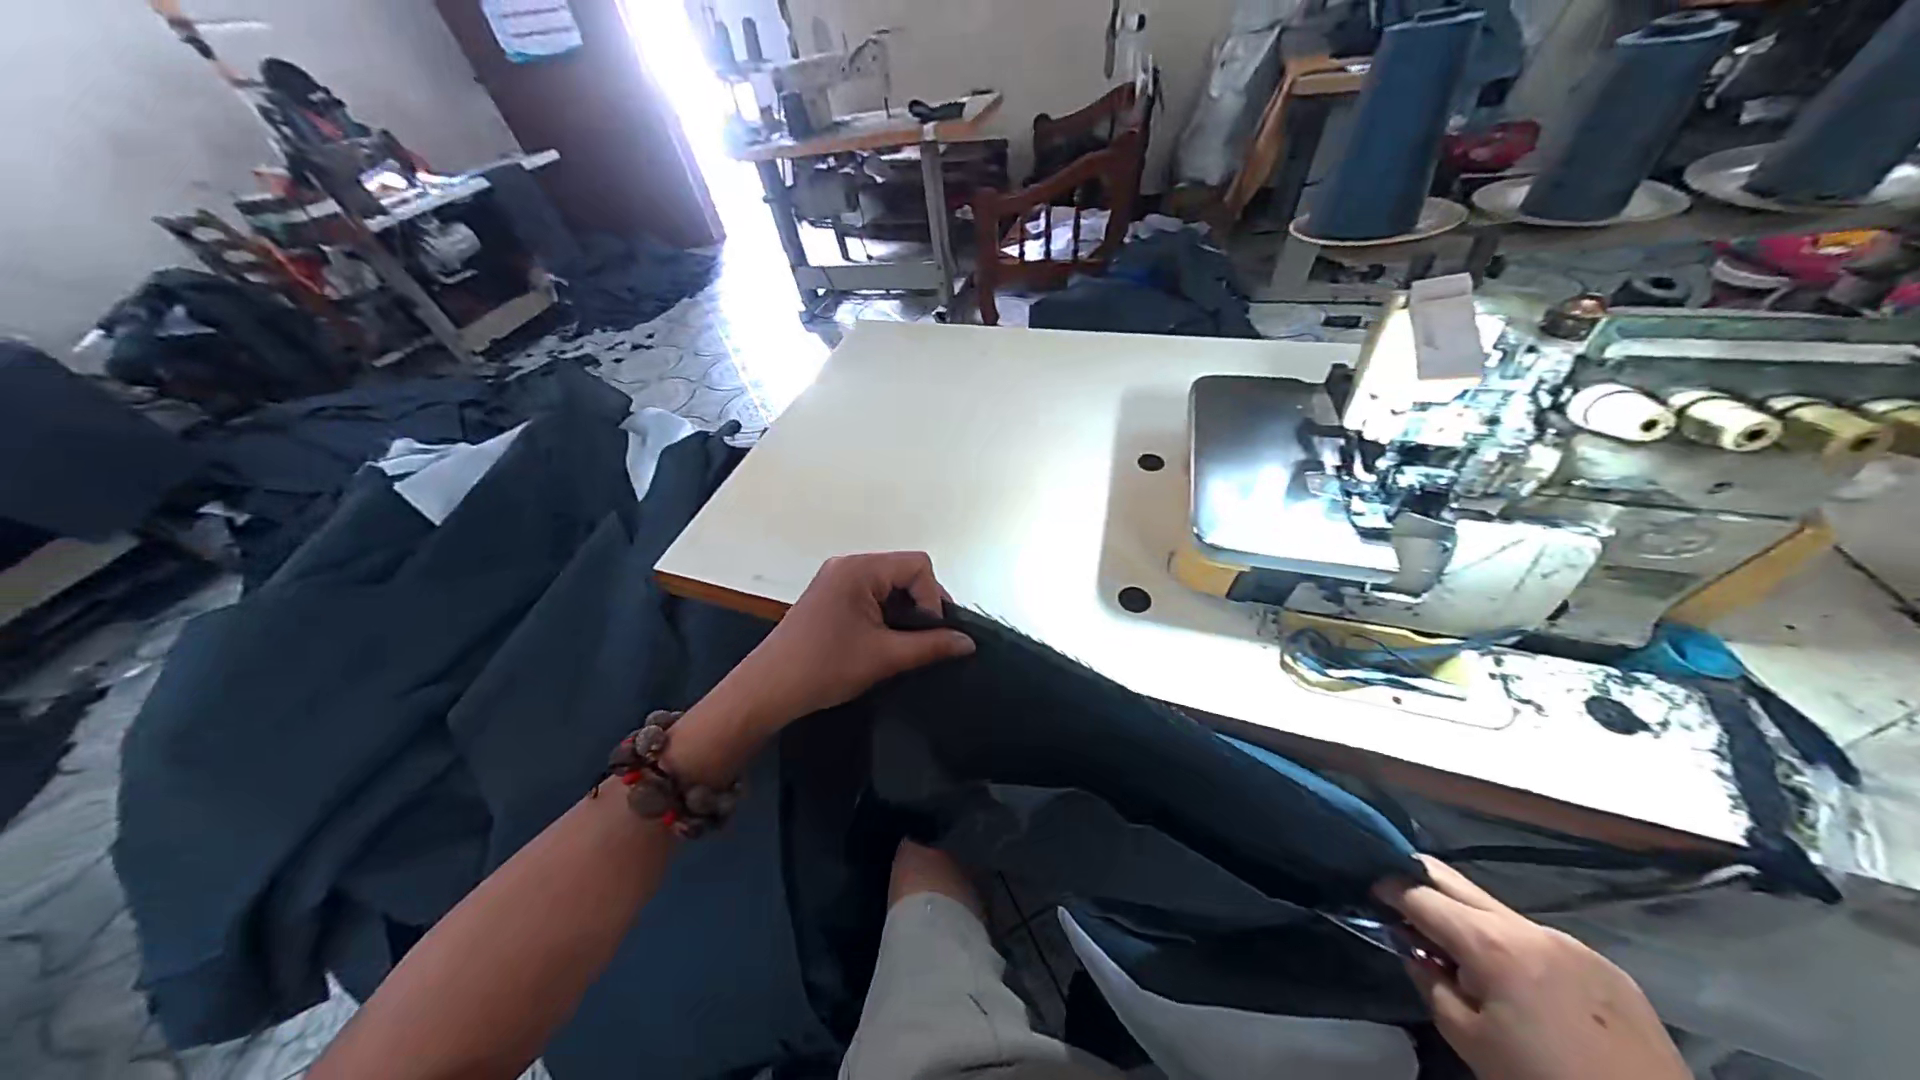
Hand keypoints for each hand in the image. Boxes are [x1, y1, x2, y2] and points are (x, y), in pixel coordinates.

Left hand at [713, 552, 975, 730]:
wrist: (768, 690)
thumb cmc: (824, 668)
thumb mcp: (885, 657)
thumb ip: (932, 646)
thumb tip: (968, 642)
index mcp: (859, 569)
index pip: (918, 565)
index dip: (933, 597)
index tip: (932, 633)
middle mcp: (847, 565)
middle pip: (905, 571)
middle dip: (922, 604)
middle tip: (928, 640)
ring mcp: (836, 579)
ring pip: (889, 584)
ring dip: (904, 611)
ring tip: (907, 643)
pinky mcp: (830, 595)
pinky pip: (871, 594)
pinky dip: (886, 613)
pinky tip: (886, 640)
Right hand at [1375, 856, 1688, 1079]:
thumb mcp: (1467, 1039)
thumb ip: (1429, 981)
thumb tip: (1414, 949)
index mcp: (1490, 943)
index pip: (1419, 893)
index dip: (1387, 889)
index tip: (1368, 893)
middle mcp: (1529, 927)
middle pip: (1456, 882)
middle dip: (1419, 882)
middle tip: (1396, 898)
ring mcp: (1573, 943)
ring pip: (1498, 912)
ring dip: (1468, 921)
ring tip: (1460, 955)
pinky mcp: (1607, 966)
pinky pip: (1540, 940)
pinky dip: (1513, 946)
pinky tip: (1520, 984)